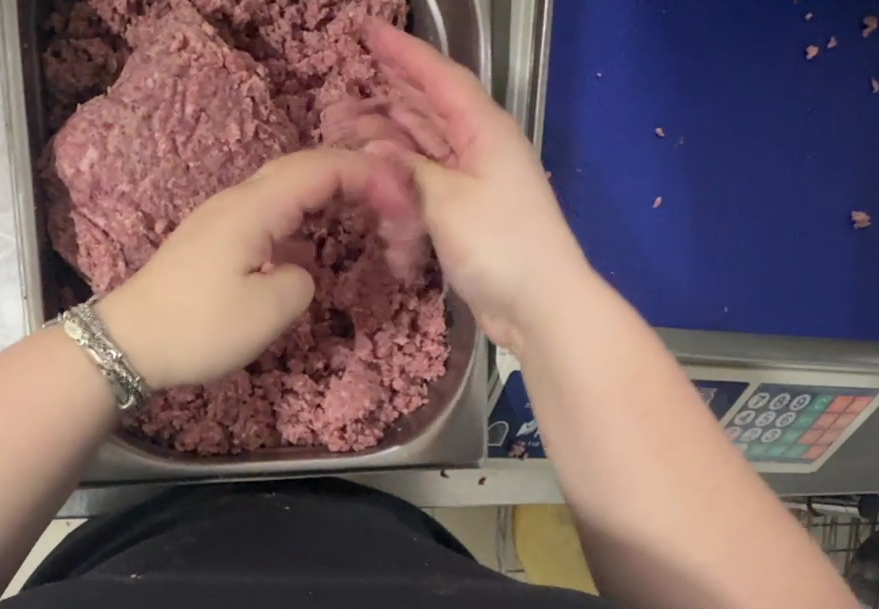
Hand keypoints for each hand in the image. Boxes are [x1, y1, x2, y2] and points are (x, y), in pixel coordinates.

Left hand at [94, 149, 404, 389]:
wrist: (130, 343)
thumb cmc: (199, 328)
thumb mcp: (268, 311)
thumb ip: (301, 282)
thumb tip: (297, 270)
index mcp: (254, 209)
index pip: (321, 170)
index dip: (367, 176)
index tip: (402, 198)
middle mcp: (235, 201)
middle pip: (300, 169)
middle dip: (350, 176)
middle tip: (388, 199)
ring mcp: (219, 220)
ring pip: (281, 190)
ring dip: (324, 194)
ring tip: (360, 211)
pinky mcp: (210, 243)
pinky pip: (265, 214)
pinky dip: (299, 216)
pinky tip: (309, 240)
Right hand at [364, 21, 593, 351]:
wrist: (538, 304)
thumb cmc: (499, 244)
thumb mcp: (447, 200)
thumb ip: (409, 170)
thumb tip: (377, 149)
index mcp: (483, 130)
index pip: (439, 79)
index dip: (404, 55)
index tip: (368, 35)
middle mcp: (480, 149)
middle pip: (428, 114)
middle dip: (387, 104)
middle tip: (340, 103)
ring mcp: (475, 185)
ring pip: (426, 152)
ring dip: (390, 146)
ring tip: (349, 140)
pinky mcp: (468, 218)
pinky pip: (430, 190)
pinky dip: (405, 188)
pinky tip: (380, 188)